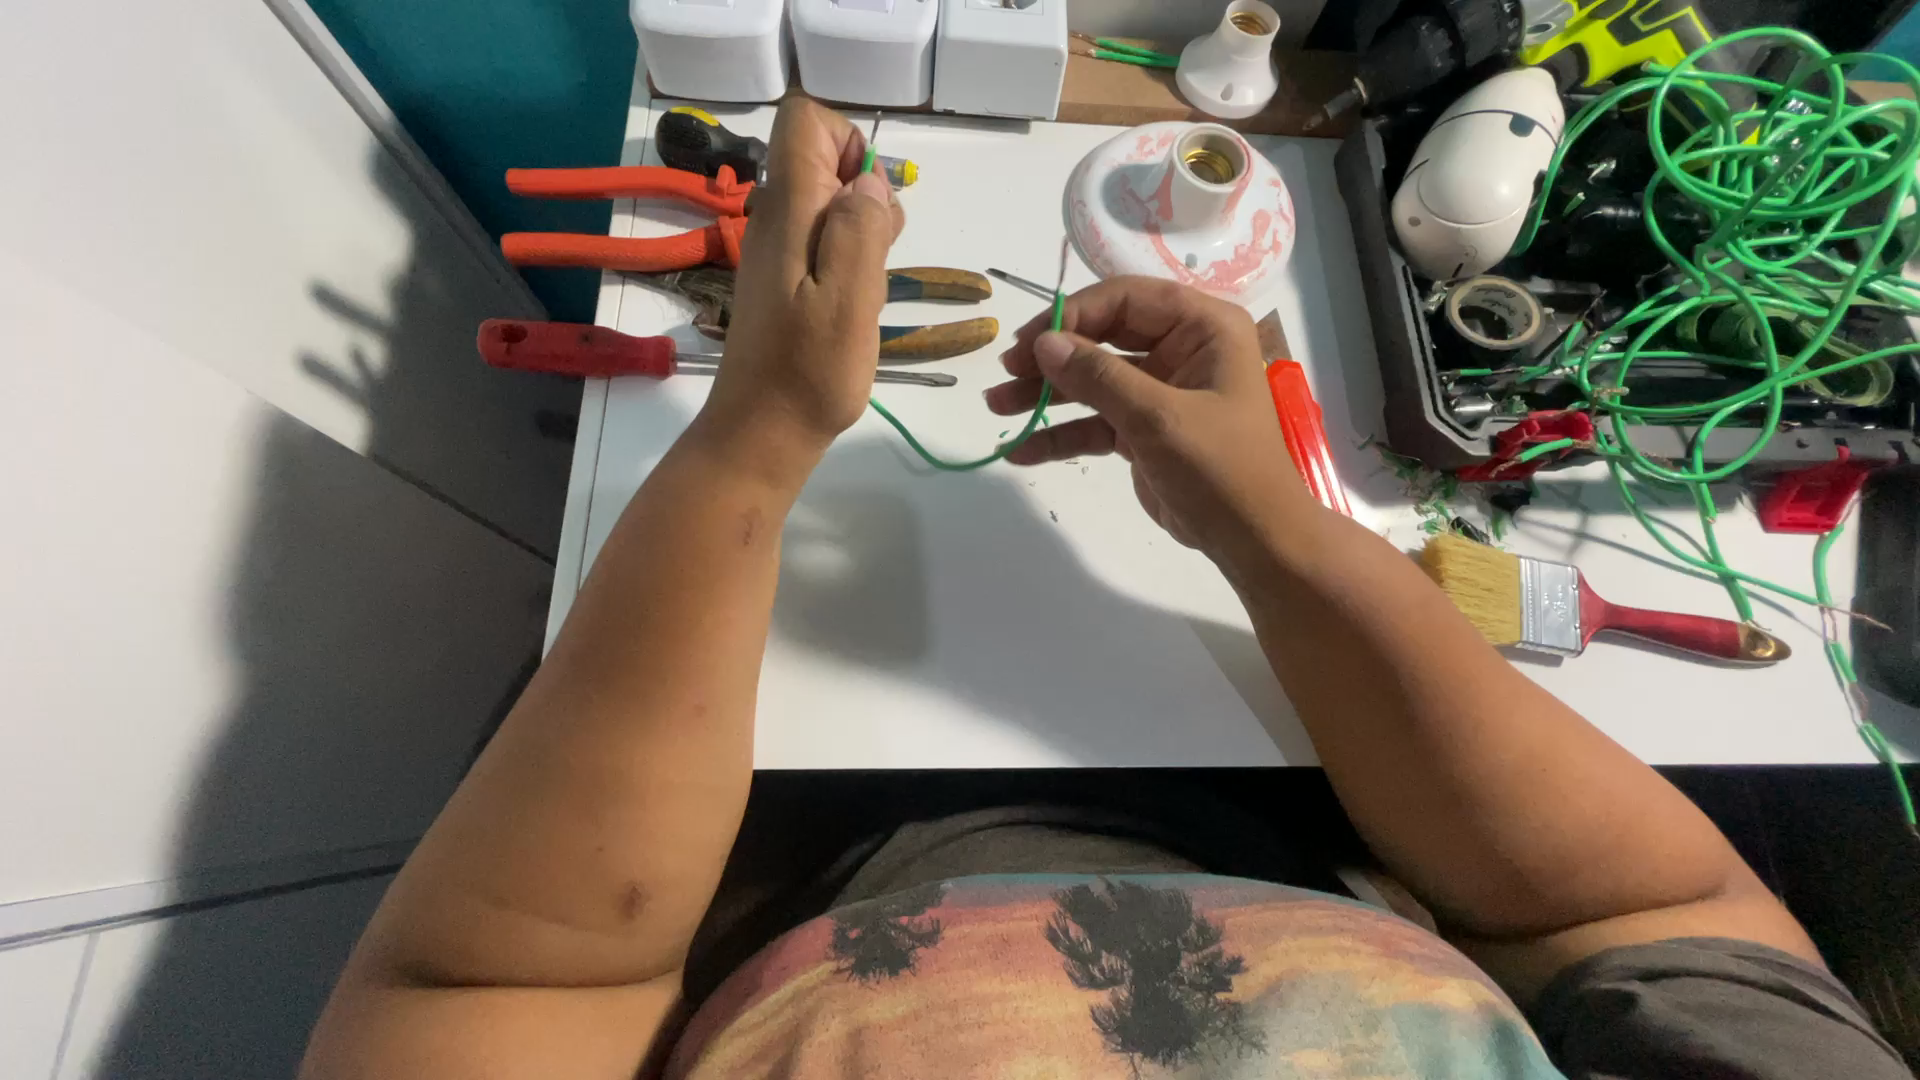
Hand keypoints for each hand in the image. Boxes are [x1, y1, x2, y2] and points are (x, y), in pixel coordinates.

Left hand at [697, 98, 903, 459]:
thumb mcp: (852, 300)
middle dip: (866, 202)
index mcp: (788, 213)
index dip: (849, 145)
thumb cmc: (810, 373)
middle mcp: (775, 222)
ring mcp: (776, 255)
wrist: (764, 433)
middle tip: (875, 264)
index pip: (805, 121)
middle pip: (824, 166)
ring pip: (830, 212)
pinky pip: (823, 249)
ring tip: (864, 296)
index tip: (872, 207)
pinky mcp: (782, 285)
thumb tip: (869, 182)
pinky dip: (849, 268)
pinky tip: (851, 312)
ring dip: (863, 241)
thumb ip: (862, 230)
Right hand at [985, 277, 1318, 557]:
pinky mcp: (1142, 431)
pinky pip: (1095, 423)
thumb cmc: (1221, 470)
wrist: (1251, 540)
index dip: (1076, 315)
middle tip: (1006, 371)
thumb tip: (1043, 343)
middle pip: (1104, 338)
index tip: (1030, 342)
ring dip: (1046, 395)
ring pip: (1093, 381)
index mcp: (1203, 328)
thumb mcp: (1159, 419)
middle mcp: (1181, 351)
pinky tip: (1021, 449)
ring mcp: (1159, 392)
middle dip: (1053, 356)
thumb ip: (1099, 378)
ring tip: (997, 405)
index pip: (1128, 300)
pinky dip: (1061, 435)